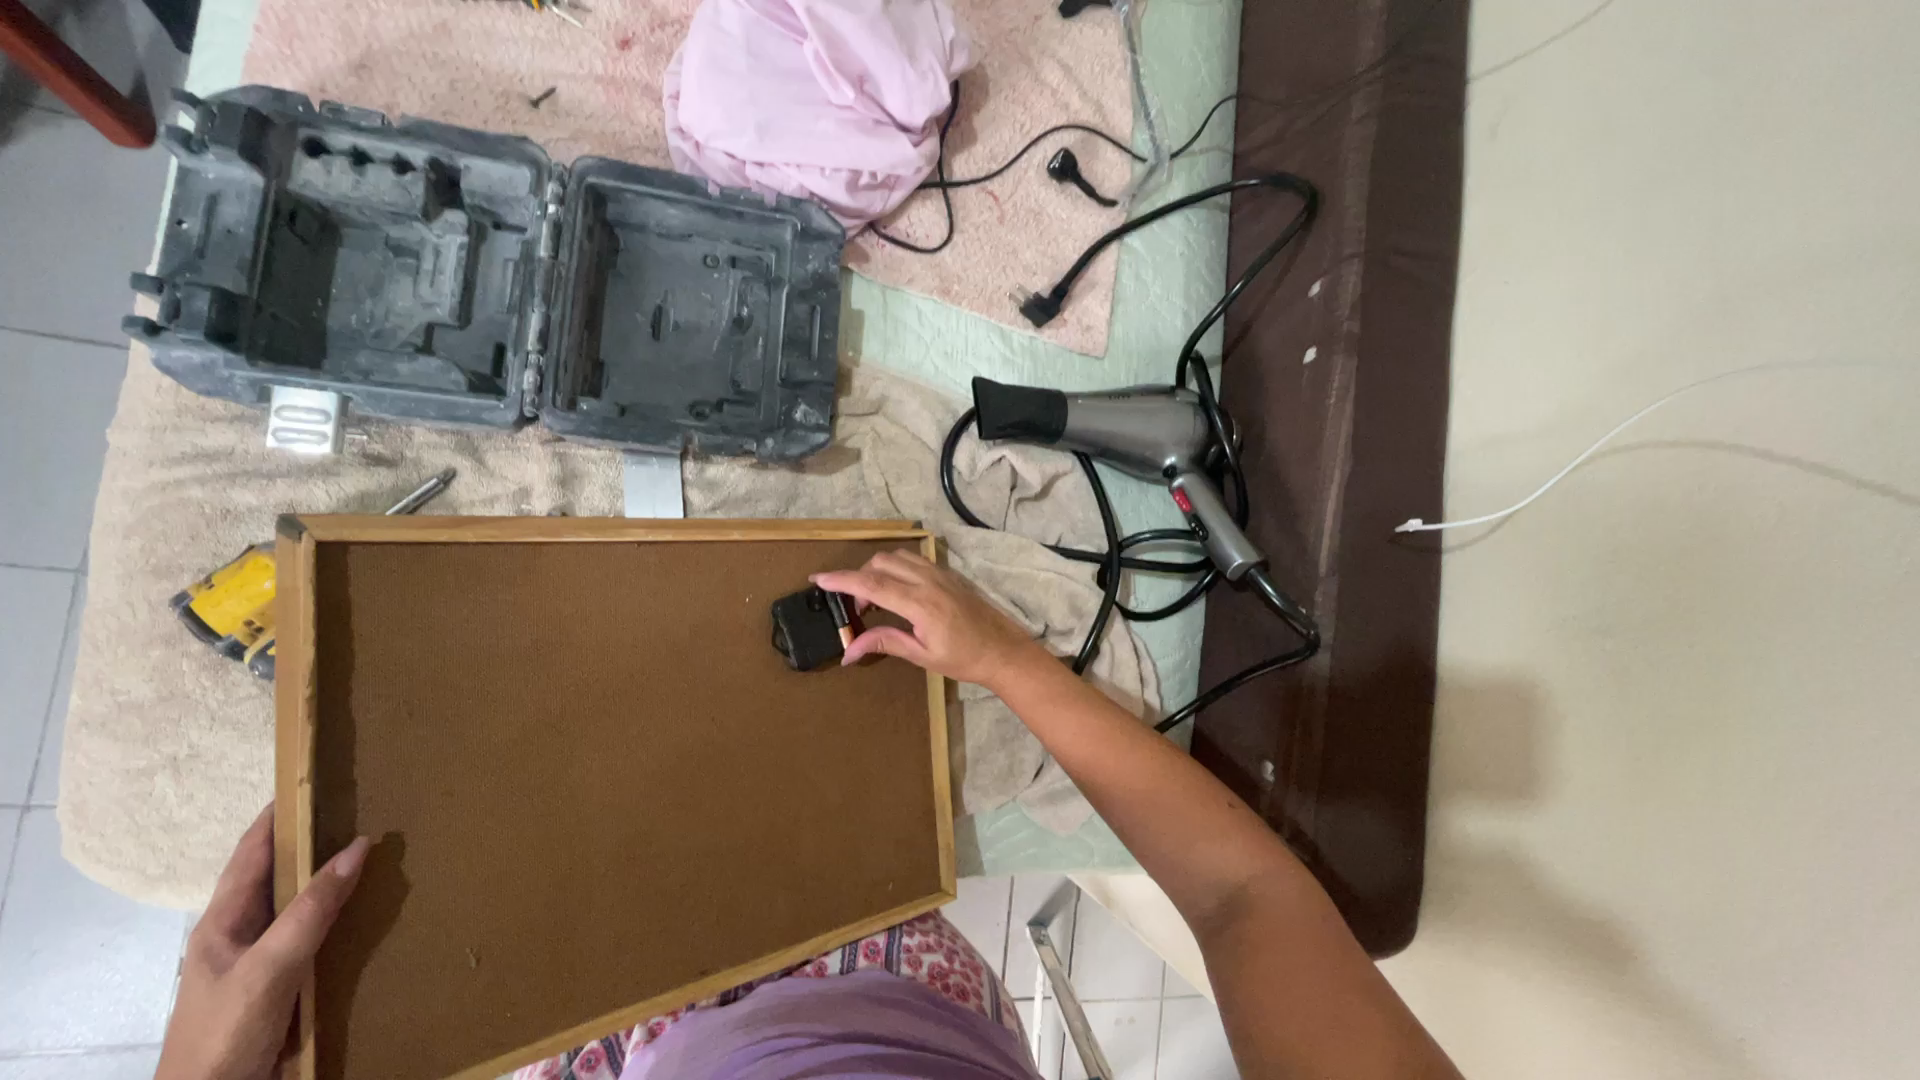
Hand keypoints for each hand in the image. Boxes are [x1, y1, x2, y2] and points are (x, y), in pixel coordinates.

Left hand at [156, 805, 369, 1079]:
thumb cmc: (226, 1032)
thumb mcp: (270, 967)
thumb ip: (312, 909)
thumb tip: (358, 844)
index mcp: (222, 924)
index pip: (250, 855)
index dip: (275, 818)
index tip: (309, 783)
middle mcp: (241, 936)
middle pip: (279, 878)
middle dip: (315, 844)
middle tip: (362, 812)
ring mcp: (261, 963)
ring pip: (301, 908)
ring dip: (334, 882)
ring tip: (378, 855)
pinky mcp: (284, 986)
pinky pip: (318, 938)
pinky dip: (344, 917)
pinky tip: (371, 914)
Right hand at [811, 549, 1044, 687]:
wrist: (1003, 650)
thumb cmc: (964, 659)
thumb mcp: (922, 655)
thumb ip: (885, 643)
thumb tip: (848, 651)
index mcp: (920, 603)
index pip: (872, 584)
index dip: (841, 580)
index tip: (818, 579)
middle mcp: (928, 581)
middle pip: (880, 564)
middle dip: (859, 578)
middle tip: (857, 609)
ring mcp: (940, 573)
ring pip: (897, 557)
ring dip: (877, 571)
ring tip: (875, 600)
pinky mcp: (947, 573)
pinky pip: (913, 559)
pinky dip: (895, 567)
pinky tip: (897, 590)